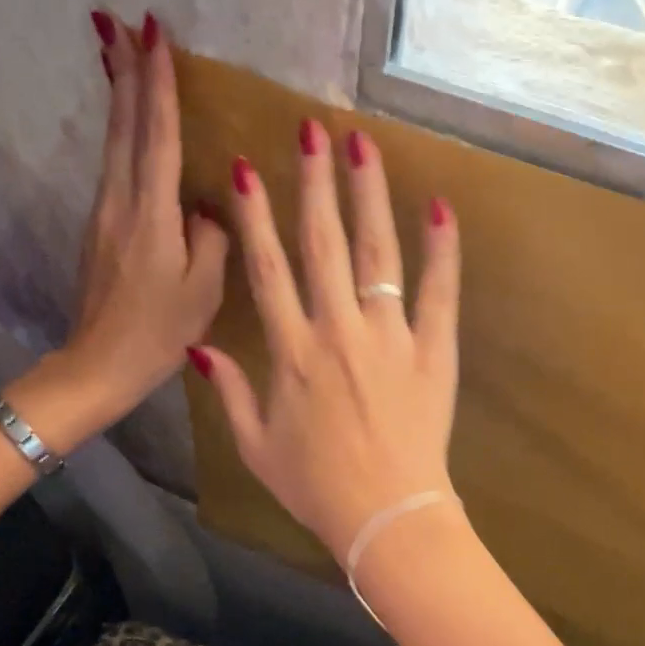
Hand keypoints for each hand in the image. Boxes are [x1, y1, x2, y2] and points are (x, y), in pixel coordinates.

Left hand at [14, 11, 226, 440]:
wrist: (98, 365)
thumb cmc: (158, 335)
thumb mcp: (202, 293)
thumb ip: (211, 241)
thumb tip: (207, 209)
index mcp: (151, 216)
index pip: (157, 136)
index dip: (158, 84)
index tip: (155, 35)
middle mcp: (121, 203)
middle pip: (124, 126)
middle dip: (127, 72)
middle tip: (122, 22)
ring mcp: (104, 215)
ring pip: (114, 143)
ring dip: (120, 97)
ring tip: (119, 54)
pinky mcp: (98, 230)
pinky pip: (114, 168)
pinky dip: (121, 134)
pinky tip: (128, 125)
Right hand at [193, 120, 460, 560]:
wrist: (385, 514)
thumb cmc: (316, 487)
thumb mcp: (256, 447)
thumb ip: (229, 393)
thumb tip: (202, 349)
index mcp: (291, 353)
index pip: (268, 270)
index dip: (254, 216)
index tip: (245, 168)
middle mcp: (337, 331)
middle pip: (323, 245)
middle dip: (314, 183)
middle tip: (313, 130)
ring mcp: (389, 338)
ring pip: (377, 254)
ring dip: (369, 196)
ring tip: (364, 147)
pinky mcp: (432, 352)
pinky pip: (439, 292)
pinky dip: (443, 249)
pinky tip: (441, 206)